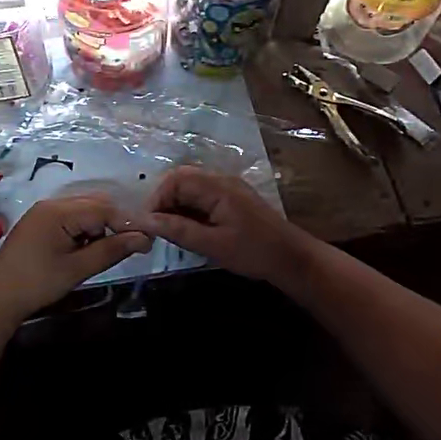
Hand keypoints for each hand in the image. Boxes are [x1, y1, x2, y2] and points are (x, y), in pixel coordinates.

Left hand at [0, 195, 152, 322]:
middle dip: (116, 222)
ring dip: (101, 226)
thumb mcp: (77, 268)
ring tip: (113, 249)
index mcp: (59, 211)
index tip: (148, 241)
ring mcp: (43, 212)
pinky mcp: (40, 223)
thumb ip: (111, 250)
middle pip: (94, 204)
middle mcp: (51, 204)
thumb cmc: (37, 284)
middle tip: (134, 246)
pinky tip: (90, 248)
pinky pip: (71, 218)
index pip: (103, 209)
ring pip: (83, 210)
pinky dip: (85, 230)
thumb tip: (143, 239)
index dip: (128, 223)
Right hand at [133, 166, 314, 284]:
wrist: (294, 259)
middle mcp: (222, 181)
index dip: (157, 199)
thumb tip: (146, 221)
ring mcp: (229, 189)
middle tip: (155, 227)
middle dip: (164, 201)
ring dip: (175, 206)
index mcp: (217, 187)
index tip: (148, 224)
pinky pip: (202, 197)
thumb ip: (178, 230)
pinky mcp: (233, 200)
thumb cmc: (254, 252)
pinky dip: (189, 210)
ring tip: (168, 231)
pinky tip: (187, 230)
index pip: (175, 180)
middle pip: (181, 180)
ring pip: (191, 188)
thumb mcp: (213, 245)